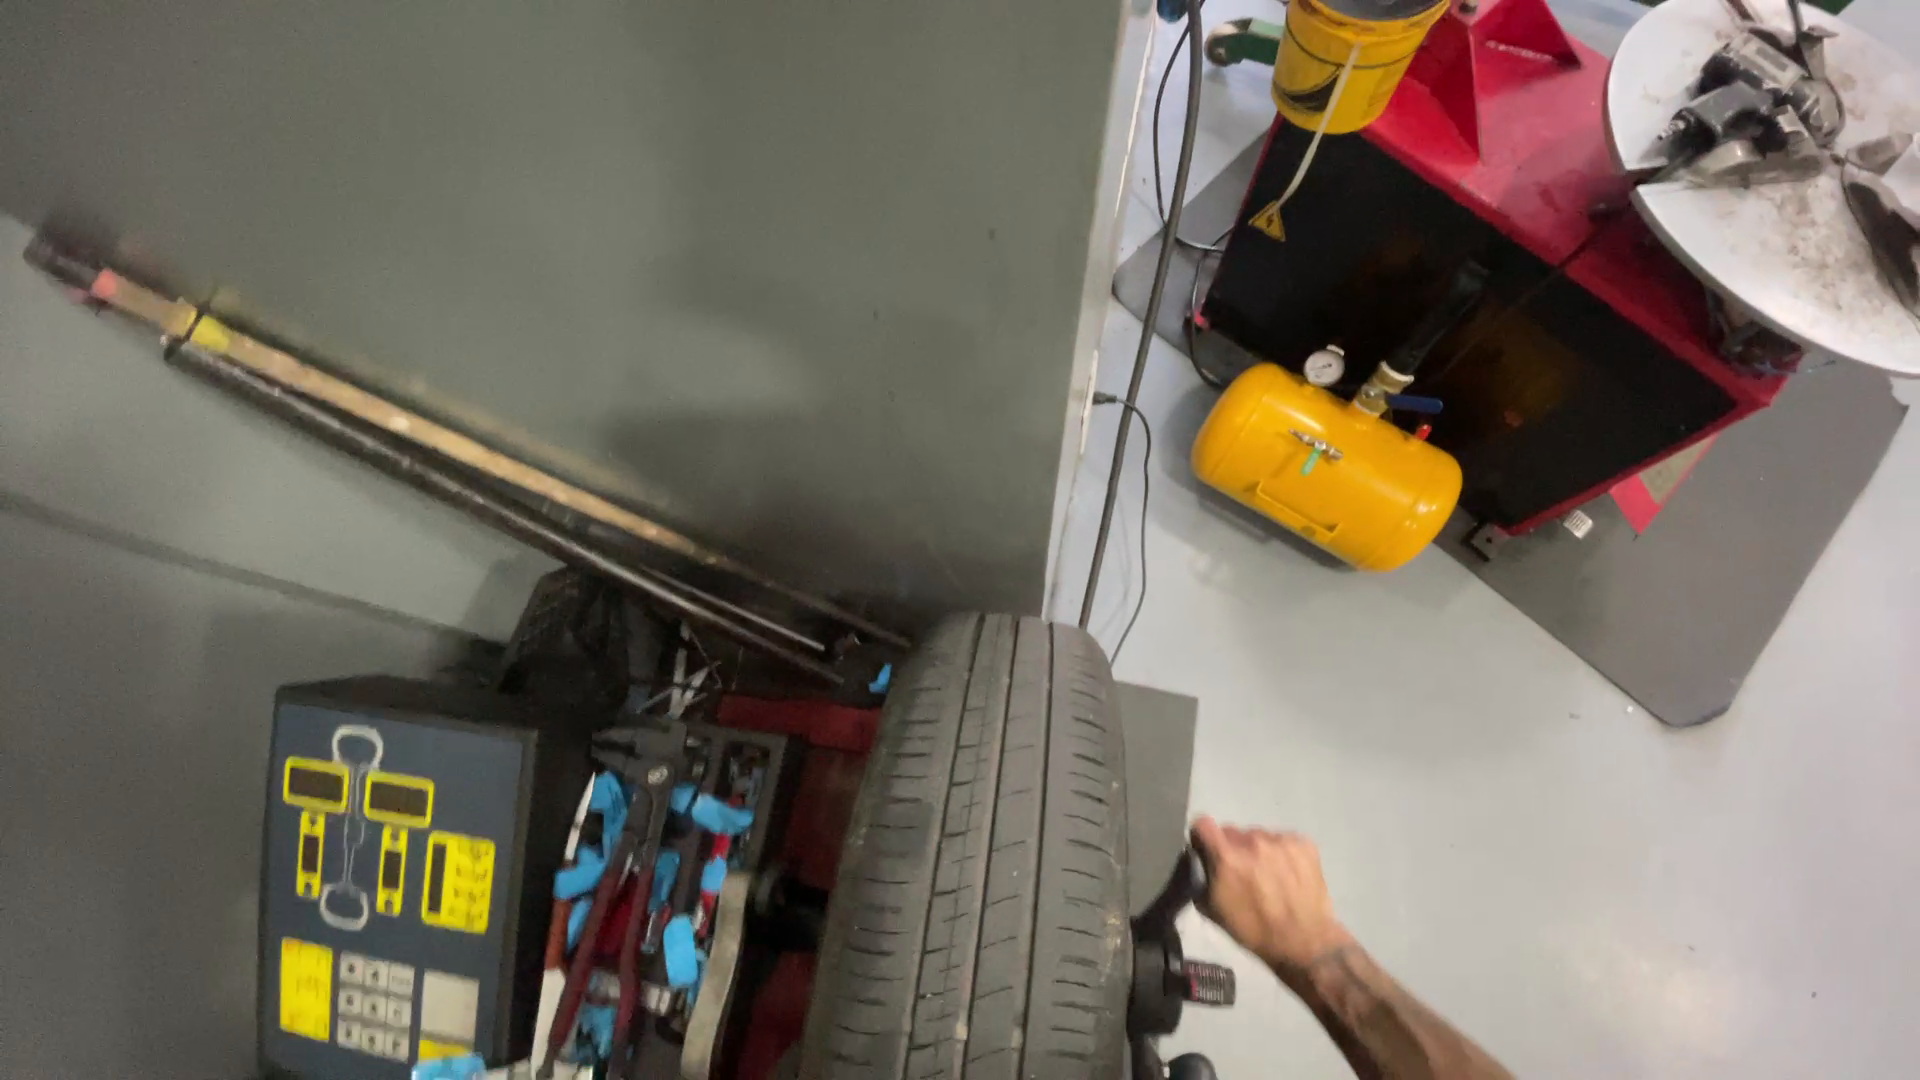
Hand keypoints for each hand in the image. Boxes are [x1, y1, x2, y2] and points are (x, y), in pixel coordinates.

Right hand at [1191, 817, 1354, 975]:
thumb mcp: (1213, 909)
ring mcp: (1280, 840)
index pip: (1203, 824)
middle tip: (1244, 872)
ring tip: (1271, 875)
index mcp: (1227, 856)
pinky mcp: (1304, 843)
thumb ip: (1202, 876)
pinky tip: (1289, 874)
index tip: (1208, 849)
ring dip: (1259, 850)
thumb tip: (1200, 859)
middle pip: (1233, 832)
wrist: (1307, 945)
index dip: (1203, 836)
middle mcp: (1252, 841)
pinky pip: (1283, 840)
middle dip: (1234, 848)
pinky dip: (1282, 853)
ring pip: (1259, 836)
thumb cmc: (1254, 931)